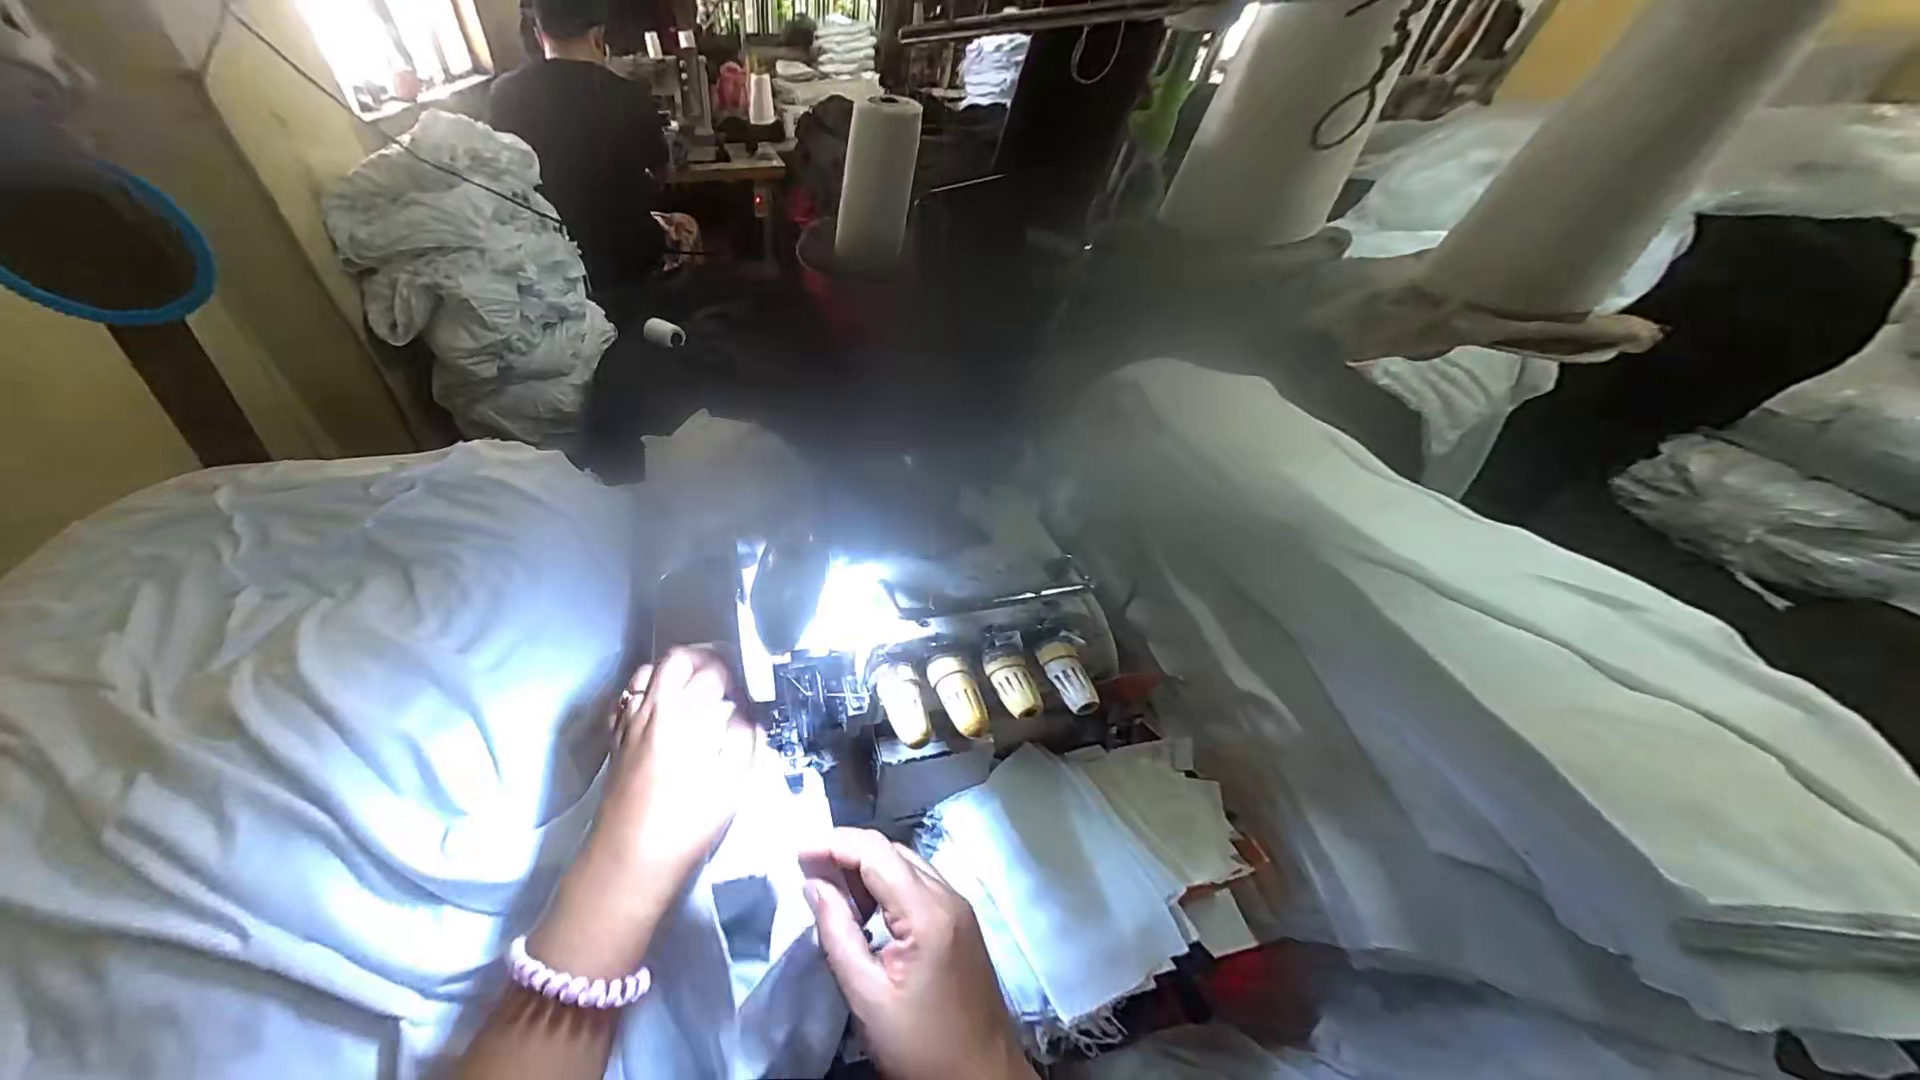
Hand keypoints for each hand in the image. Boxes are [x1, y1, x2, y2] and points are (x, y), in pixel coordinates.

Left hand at [599, 645, 760, 886]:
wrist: (628, 860)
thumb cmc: (688, 823)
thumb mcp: (735, 781)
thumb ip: (745, 737)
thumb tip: (744, 715)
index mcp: (685, 715)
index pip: (714, 670)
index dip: (736, 673)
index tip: (748, 688)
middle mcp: (653, 709)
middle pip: (677, 659)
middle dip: (706, 657)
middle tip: (726, 674)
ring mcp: (629, 722)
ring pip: (648, 672)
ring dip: (675, 671)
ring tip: (696, 688)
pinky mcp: (616, 740)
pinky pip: (628, 698)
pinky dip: (647, 691)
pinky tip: (662, 709)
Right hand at [803, 829, 1035, 1079]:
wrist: (983, 1078)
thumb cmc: (923, 1047)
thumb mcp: (868, 996)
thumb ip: (838, 934)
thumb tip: (814, 884)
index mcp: (928, 911)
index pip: (877, 852)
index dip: (835, 843)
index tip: (799, 850)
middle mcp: (948, 895)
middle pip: (893, 851)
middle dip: (848, 851)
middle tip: (808, 868)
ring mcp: (958, 905)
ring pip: (907, 863)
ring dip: (867, 865)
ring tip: (828, 885)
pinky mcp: (960, 919)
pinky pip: (919, 883)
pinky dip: (888, 882)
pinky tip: (864, 905)